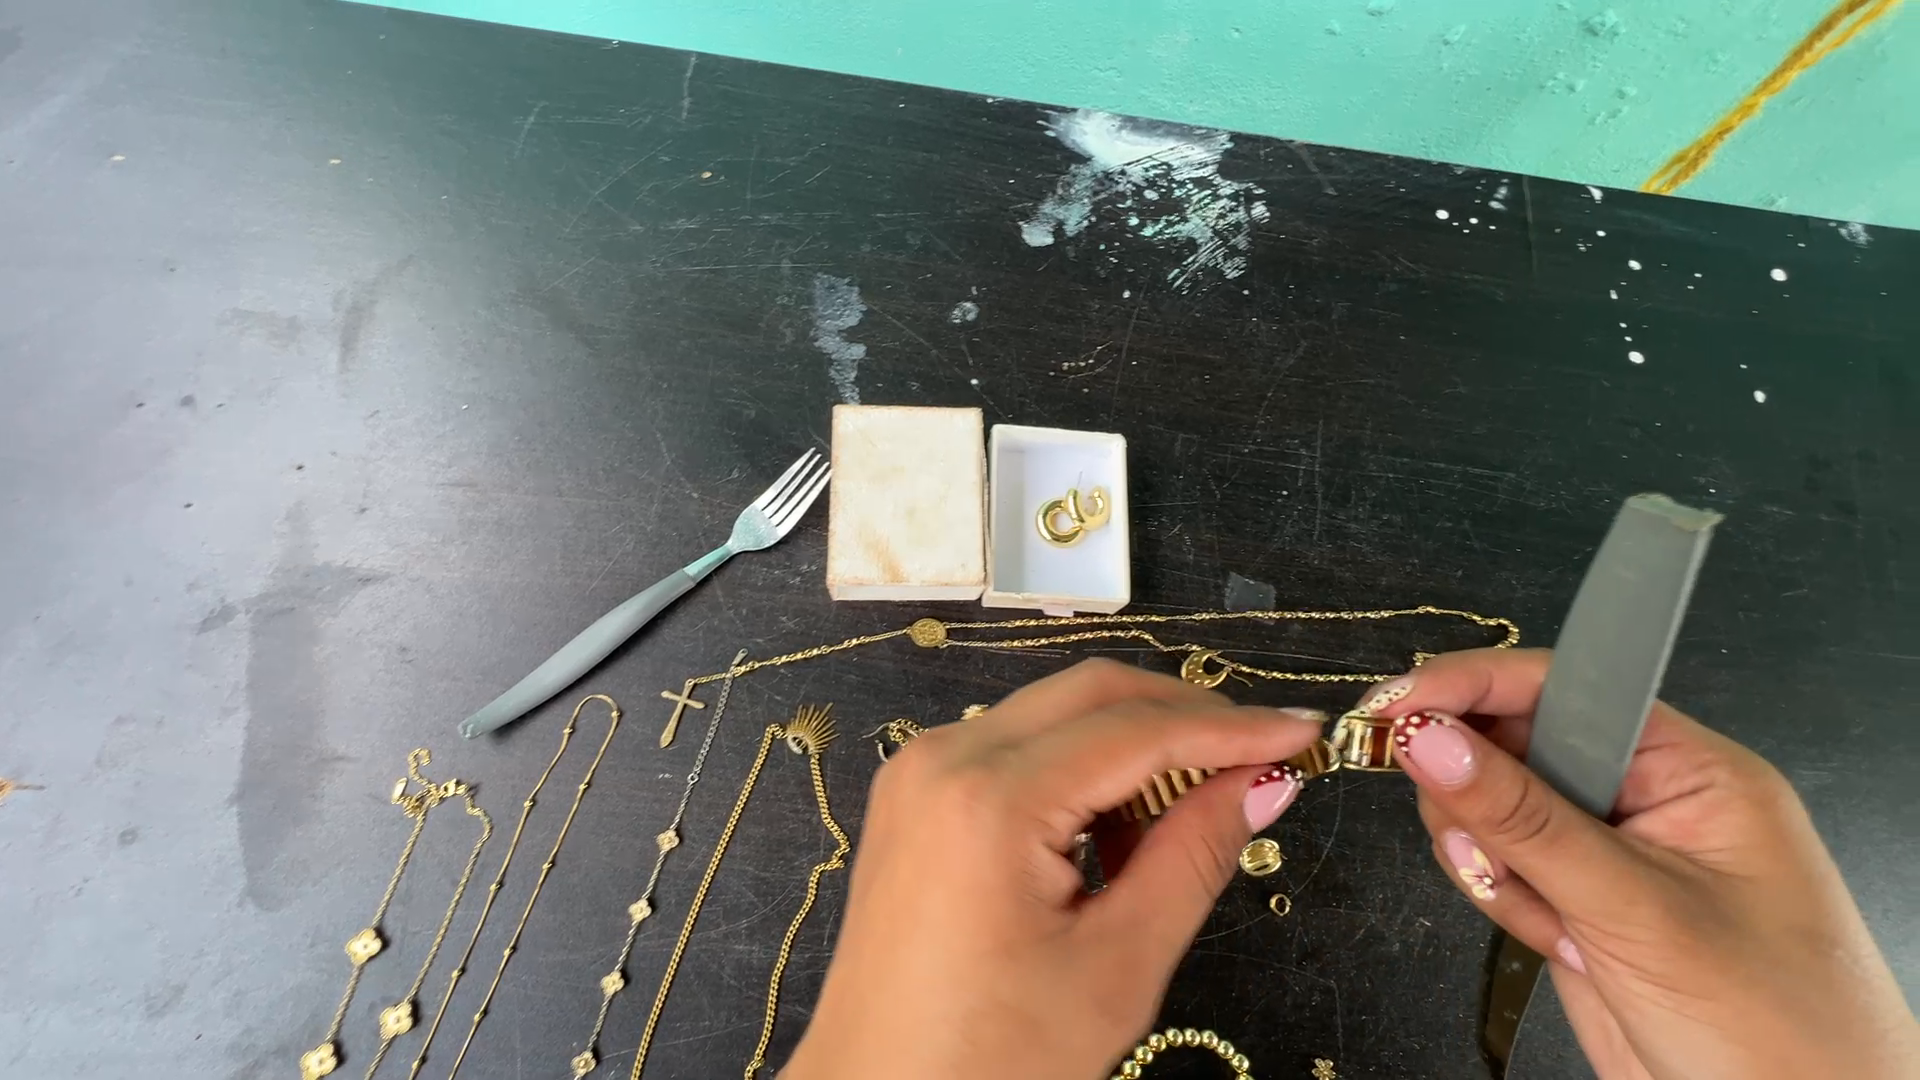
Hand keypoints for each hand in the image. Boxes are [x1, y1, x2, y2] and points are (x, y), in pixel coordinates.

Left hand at [782, 659, 1326, 1079]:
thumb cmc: (991, 1056)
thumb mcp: (1114, 968)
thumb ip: (1192, 858)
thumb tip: (1262, 784)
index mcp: (990, 797)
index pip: (1132, 731)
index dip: (1226, 727)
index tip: (1297, 732)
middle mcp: (946, 752)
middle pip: (1088, 692)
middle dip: (1179, 714)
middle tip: (1253, 756)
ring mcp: (921, 762)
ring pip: (1052, 711)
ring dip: (1125, 743)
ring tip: (1171, 822)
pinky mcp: (915, 782)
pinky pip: (1014, 742)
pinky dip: (1074, 766)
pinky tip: (1102, 832)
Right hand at [1364, 647, 1919, 1079]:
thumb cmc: (1764, 1030)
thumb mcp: (1632, 910)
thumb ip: (1518, 816)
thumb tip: (1417, 734)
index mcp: (1683, 767)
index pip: (1556, 686)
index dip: (1468, 684)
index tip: (1389, 708)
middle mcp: (1633, 788)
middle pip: (1502, 739)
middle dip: (1471, 791)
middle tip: (1473, 848)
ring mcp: (1593, 839)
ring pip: (1479, 798)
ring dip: (1484, 854)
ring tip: (1538, 914)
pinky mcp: (1561, 883)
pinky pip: (1485, 851)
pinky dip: (1493, 888)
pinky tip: (1550, 936)